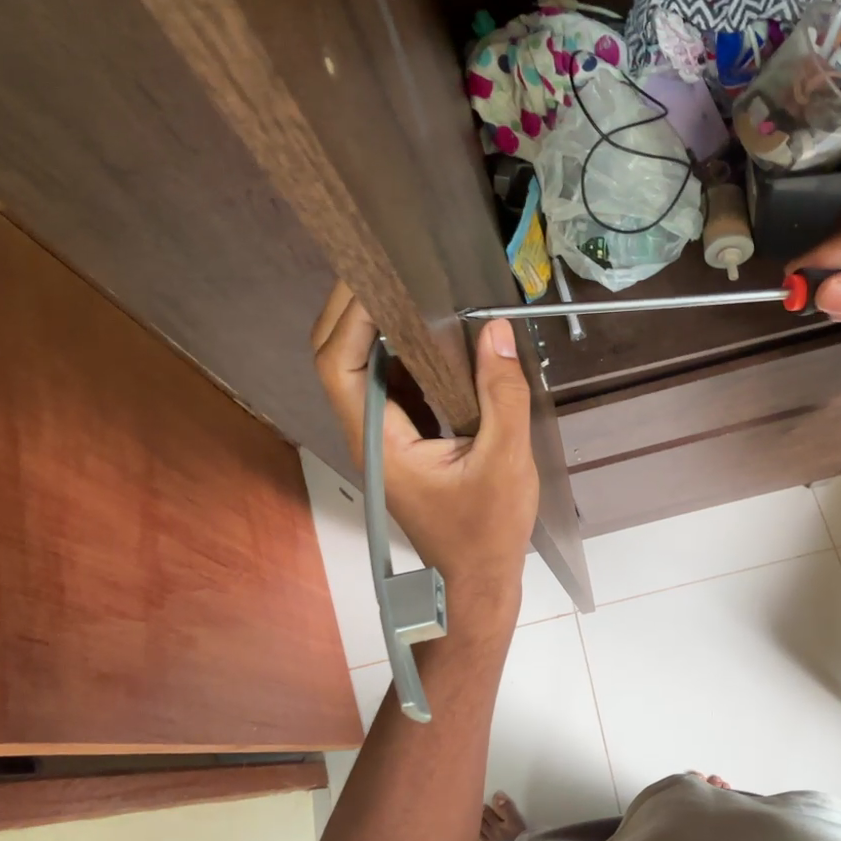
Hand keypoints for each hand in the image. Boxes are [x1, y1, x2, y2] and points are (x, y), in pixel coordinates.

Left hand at [311, 283, 537, 598]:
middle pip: (335, 358)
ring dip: (373, 323)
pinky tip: (428, 323)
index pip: (337, 366)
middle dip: (349, 308)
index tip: (375, 274)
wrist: (478, 580)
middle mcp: (370, 433)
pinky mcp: (406, 437)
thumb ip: (503, 394)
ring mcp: (385, 436)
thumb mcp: (505, 460)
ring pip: (360, 368)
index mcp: (380, 441)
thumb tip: (496, 331)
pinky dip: (401, 348)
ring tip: (401, 278)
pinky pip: (393, 382)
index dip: (347, 317)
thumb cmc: (487, 531)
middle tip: (381, 259)